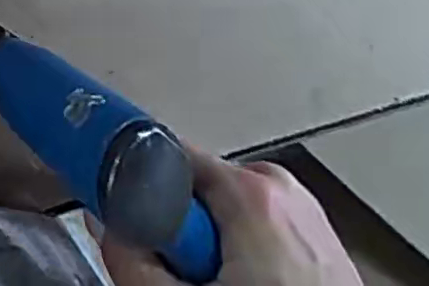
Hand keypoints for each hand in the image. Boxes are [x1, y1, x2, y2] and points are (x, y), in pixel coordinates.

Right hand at [102, 151, 361, 285]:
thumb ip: (134, 263)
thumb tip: (103, 225)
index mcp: (250, 190)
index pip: (172, 156)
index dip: (150, 192)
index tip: (148, 228)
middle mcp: (281, 185)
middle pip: (202, 186)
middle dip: (188, 227)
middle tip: (195, 276)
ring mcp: (308, 210)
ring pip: (233, 209)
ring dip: (220, 243)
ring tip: (227, 285)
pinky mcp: (324, 235)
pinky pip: (265, 226)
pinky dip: (252, 252)